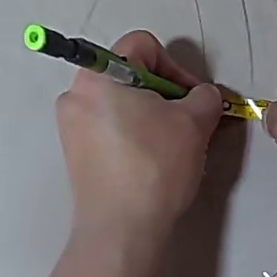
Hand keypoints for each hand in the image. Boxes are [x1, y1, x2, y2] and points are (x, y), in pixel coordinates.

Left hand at [55, 30, 222, 247]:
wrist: (123, 230)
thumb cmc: (155, 169)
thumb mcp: (195, 124)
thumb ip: (205, 97)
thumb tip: (204, 96)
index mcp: (99, 75)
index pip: (143, 46)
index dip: (176, 67)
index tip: (192, 99)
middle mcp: (76, 95)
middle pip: (129, 76)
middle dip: (164, 95)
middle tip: (186, 123)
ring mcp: (72, 127)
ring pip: (120, 105)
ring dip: (150, 117)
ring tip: (171, 147)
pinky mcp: (76, 155)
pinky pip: (109, 131)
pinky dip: (133, 137)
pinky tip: (151, 164)